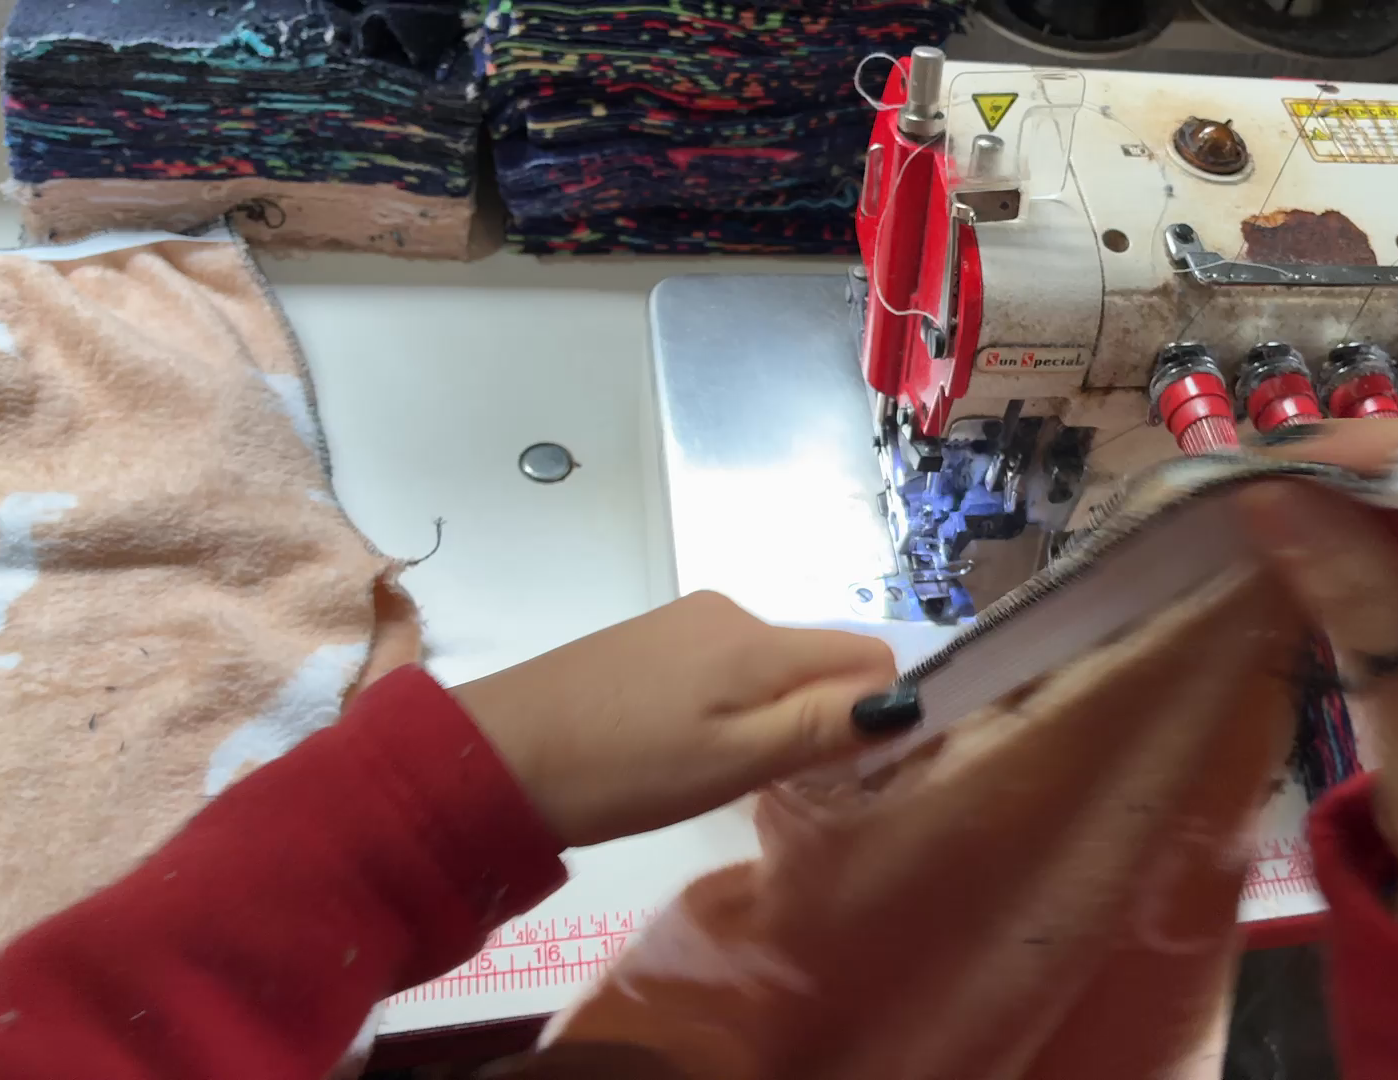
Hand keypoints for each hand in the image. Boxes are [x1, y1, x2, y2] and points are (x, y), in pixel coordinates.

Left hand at [453, 592, 896, 847]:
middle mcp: (736, 611)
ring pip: (776, 661)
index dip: (877, 706)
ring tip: (724, 759)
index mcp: (761, 641)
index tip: (847, 760)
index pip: (868, 654)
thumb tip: (901, 700)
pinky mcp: (661, 633)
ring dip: (776, 706)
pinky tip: (688, 734)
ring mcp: (693, 618)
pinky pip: (732, 660)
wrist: (496, 755)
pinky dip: (735, 697)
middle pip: (821, 657)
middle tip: (779, 772)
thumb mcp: (735, 760)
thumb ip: (821, 725)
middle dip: (824, 710)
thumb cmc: (627, 768)